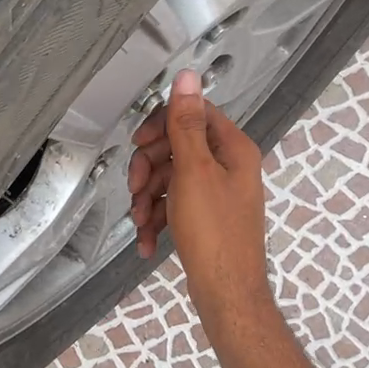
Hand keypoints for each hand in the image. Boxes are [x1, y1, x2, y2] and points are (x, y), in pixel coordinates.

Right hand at [128, 69, 273, 335]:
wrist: (227, 292)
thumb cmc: (213, 231)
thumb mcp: (193, 171)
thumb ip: (187, 124)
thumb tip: (188, 75)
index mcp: (233, 149)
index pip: (194, 114)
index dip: (162, 126)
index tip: (139, 145)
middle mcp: (229, 168)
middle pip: (177, 149)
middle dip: (149, 170)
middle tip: (135, 190)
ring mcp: (217, 195)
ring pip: (171, 182)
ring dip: (148, 200)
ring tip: (139, 223)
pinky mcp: (206, 221)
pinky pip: (175, 209)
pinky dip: (158, 222)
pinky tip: (147, 243)